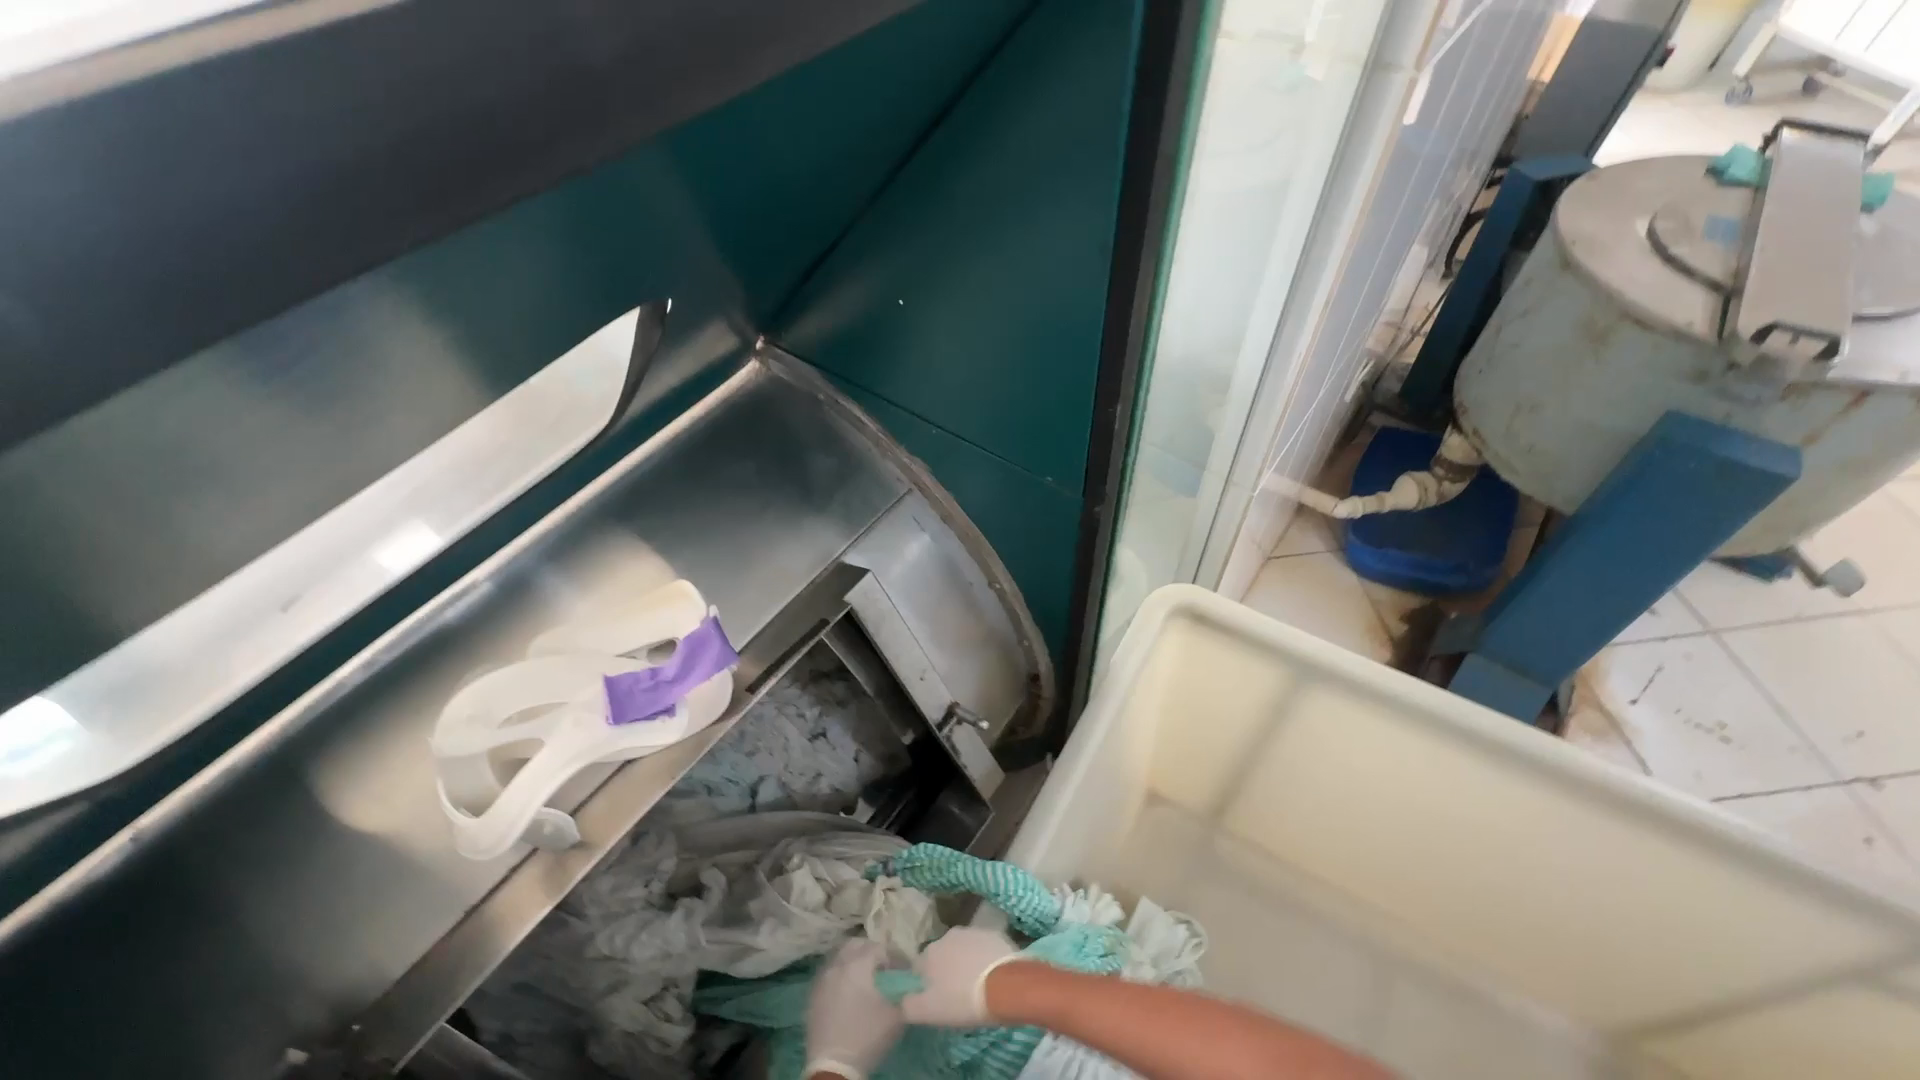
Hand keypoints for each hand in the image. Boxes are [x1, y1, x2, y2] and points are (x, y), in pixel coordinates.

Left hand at [805, 939, 904, 1079]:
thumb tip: (907, 984)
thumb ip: (903, 993)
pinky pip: (829, 973)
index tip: (902, 970)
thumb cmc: (867, 1036)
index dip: (893, 956)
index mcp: (858, 965)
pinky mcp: (813, 994)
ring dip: (853, 960)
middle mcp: (837, 965)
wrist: (833, 1065)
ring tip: (865, 977)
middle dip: (871, 950)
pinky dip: (840, 974)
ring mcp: (822, 979)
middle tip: (882, 968)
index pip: (879, 947)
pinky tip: (848, 990)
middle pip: (855, 944)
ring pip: (839, 956)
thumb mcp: (896, 1015)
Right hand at [899, 927, 1024, 1026]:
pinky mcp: (995, 934)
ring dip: (966, 962)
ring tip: (976, 985)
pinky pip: (984, 948)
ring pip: (964, 949)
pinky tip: (992, 975)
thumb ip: (907, 1005)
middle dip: (947, 970)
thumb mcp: (928, 1012)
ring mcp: (973, 932)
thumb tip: (900, 1000)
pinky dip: (985, 958)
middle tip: (957, 993)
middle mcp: (948, 935)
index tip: (936, 998)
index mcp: (929, 953)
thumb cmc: (962, 1000)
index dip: (926, 984)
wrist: (1005, 986)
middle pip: (943, 955)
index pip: (919, 967)